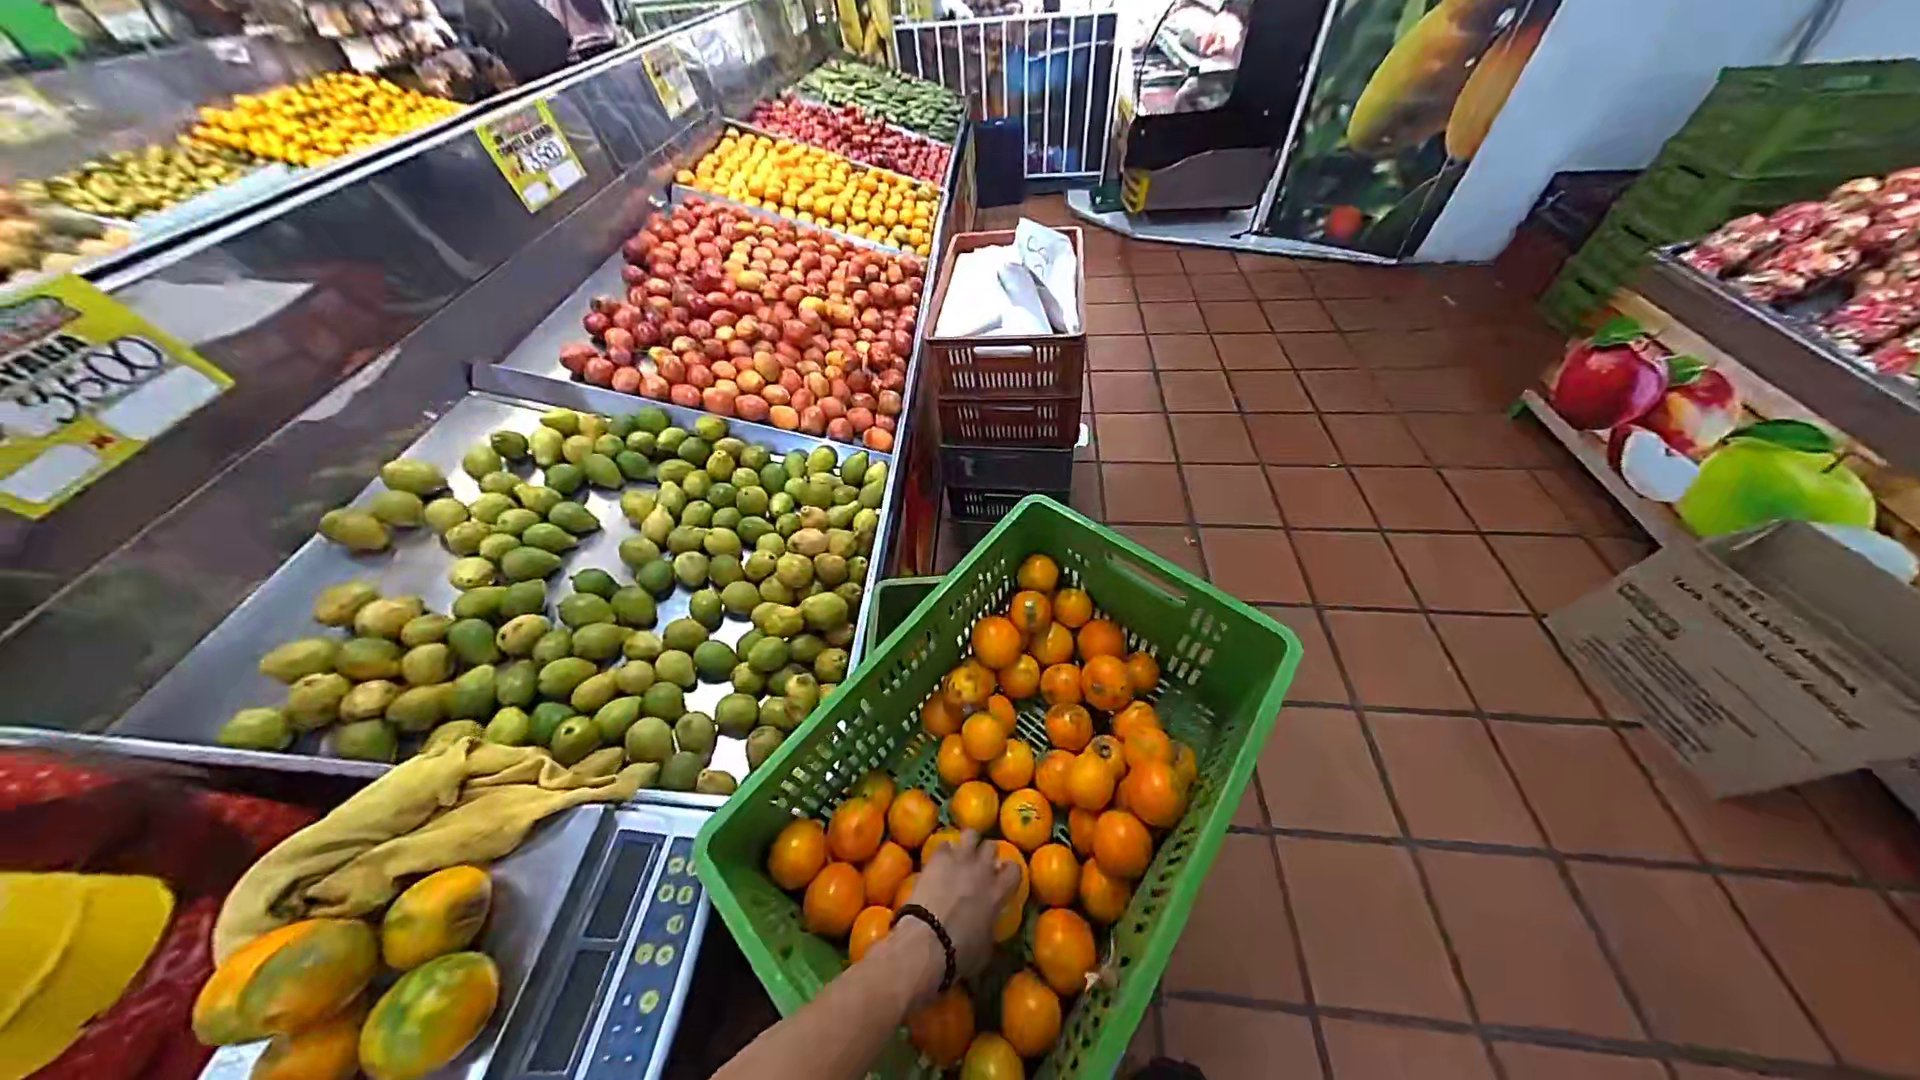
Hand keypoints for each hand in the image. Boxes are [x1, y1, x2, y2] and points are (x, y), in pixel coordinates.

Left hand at [908, 829, 1019, 977]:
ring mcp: (960, 859)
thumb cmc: (960, 952)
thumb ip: (990, 929)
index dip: (1008, 872)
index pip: (1014, 869)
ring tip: (961, 854)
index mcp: (998, 892)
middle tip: (978, 866)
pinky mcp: (938, 857)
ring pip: (971, 834)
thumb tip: (988, 927)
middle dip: (986, 854)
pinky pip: (945, 843)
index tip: (1002, 877)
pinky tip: (939, 862)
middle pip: (991, 846)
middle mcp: (983, 870)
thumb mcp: (985, 948)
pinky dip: (944, 852)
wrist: (928, 940)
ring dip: (968, 843)